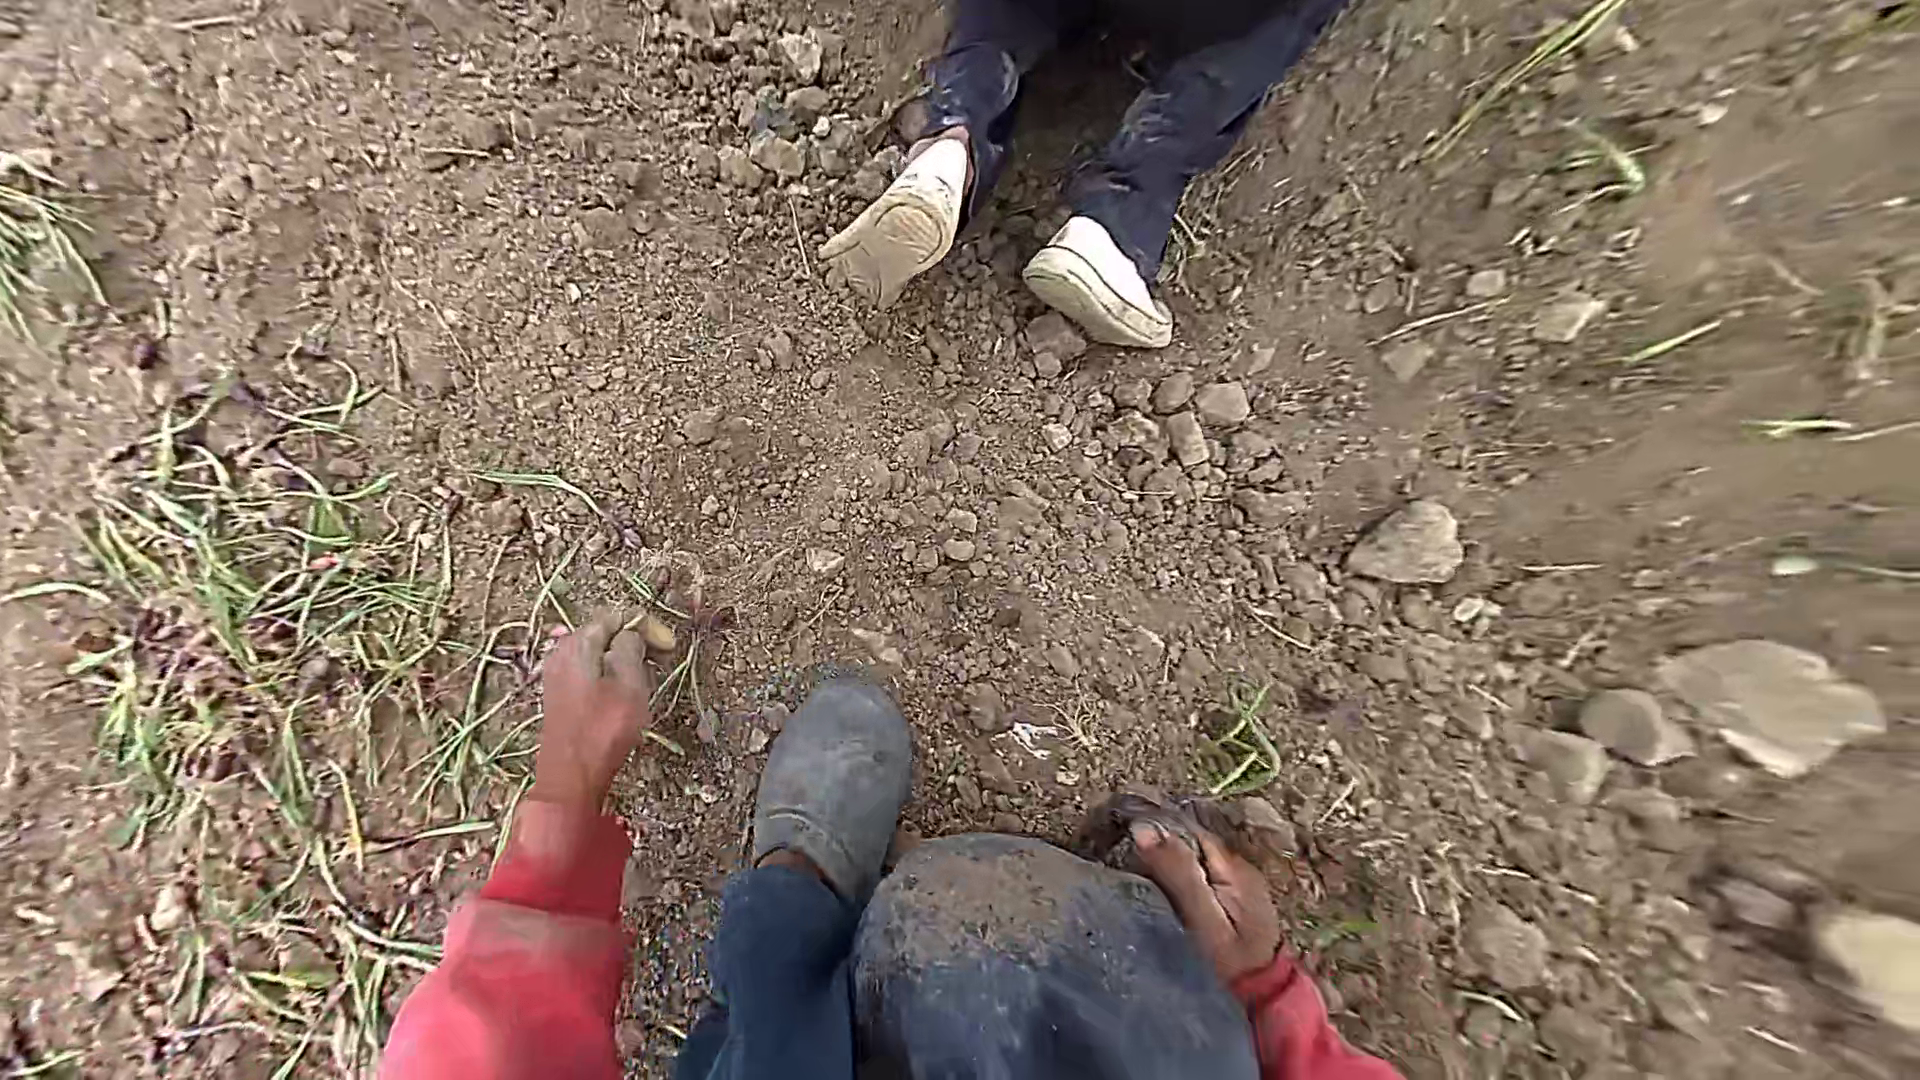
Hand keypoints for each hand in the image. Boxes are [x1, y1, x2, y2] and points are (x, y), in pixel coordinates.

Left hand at [531, 611, 653, 812]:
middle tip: (664, 662)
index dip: (648, 627)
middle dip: (641, 642)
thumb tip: (631, 633)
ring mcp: (561, 675)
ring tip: (650, 679)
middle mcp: (563, 653)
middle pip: (610, 632)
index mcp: (578, 645)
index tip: (669, 648)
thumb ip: (631, 646)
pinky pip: (597, 670)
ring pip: (605, 653)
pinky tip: (630, 693)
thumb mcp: (629, 680)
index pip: (619, 616)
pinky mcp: (565, 695)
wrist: (571, 778)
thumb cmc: (604, 728)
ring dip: (631, 659)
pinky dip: (617, 673)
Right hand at [1133, 822, 1281, 982]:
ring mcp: (1239, 883)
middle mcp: (1238, 867)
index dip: (1158, 830)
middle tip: (1128, 858)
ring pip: (1195, 858)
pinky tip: (1163, 890)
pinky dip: (1180, 876)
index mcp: (1233, 866)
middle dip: (1162, 845)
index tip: (1127, 837)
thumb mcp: (1202, 920)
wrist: (1268, 1001)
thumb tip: (1142, 829)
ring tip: (1138, 871)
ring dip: (1170, 861)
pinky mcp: (1236, 899)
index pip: (1188, 830)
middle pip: (1191, 842)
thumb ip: (1177, 873)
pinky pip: (1201, 875)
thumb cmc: (1232, 963)